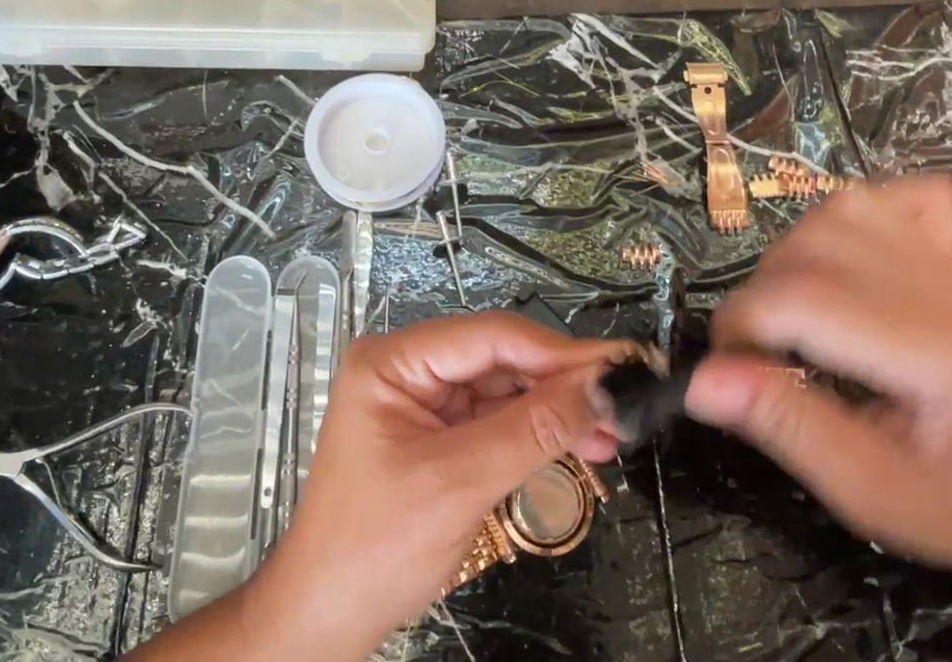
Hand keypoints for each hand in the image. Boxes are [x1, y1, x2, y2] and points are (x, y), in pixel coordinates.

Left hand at [244, 313, 626, 657]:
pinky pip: (498, 420)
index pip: (488, 337)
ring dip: (557, 411)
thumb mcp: (459, 483)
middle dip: (561, 384)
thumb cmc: (374, 547)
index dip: (557, 351)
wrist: (329, 614)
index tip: (617, 365)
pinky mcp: (439, 435)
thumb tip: (600, 388)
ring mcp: (424, 402)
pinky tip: (581, 443)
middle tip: (622, 400)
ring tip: (612, 430)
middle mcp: (408, 370)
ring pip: (506, 390)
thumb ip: (532, 431)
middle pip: (500, 359)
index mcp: (393, 361)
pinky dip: (538, 434)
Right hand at [685, 175, 951, 572]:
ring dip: (792, 254)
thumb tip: (700, 379)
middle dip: (760, 293)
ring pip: (843, 210)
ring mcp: (951, 268)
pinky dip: (852, 216)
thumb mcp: (860, 487)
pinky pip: (899, 198)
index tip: (728, 369)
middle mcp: (946, 294)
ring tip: (792, 310)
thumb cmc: (949, 505)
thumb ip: (782, 424)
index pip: (807, 299)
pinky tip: (841, 260)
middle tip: (760, 351)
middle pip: (815, 245)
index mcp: (934, 354)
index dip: (742, 324)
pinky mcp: (950, 259)